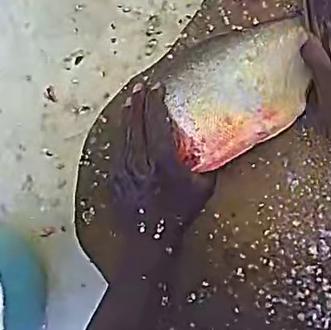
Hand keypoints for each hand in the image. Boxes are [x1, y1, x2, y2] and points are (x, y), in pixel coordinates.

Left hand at [108, 82, 214, 274]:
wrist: (150, 243)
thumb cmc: (180, 215)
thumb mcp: (202, 189)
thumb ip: (206, 166)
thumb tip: (216, 148)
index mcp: (162, 161)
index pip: (157, 123)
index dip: (157, 103)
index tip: (159, 88)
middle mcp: (140, 162)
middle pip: (137, 124)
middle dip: (140, 102)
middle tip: (142, 87)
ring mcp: (124, 171)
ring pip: (124, 135)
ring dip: (128, 116)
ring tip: (132, 100)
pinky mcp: (114, 179)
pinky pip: (117, 151)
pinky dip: (122, 136)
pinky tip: (124, 129)